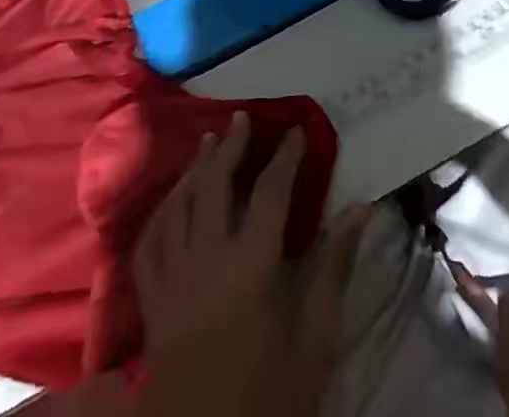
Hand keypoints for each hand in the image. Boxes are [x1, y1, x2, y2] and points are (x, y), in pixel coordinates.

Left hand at [132, 112, 365, 416]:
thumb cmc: (271, 391)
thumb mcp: (316, 335)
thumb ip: (335, 267)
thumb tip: (361, 211)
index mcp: (251, 266)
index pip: (270, 193)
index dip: (285, 156)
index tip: (296, 130)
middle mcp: (205, 260)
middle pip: (213, 187)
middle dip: (229, 147)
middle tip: (241, 118)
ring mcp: (171, 280)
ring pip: (176, 207)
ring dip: (193, 170)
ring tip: (207, 143)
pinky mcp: (151, 303)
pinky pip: (148, 243)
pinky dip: (162, 211)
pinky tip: (172, 200)